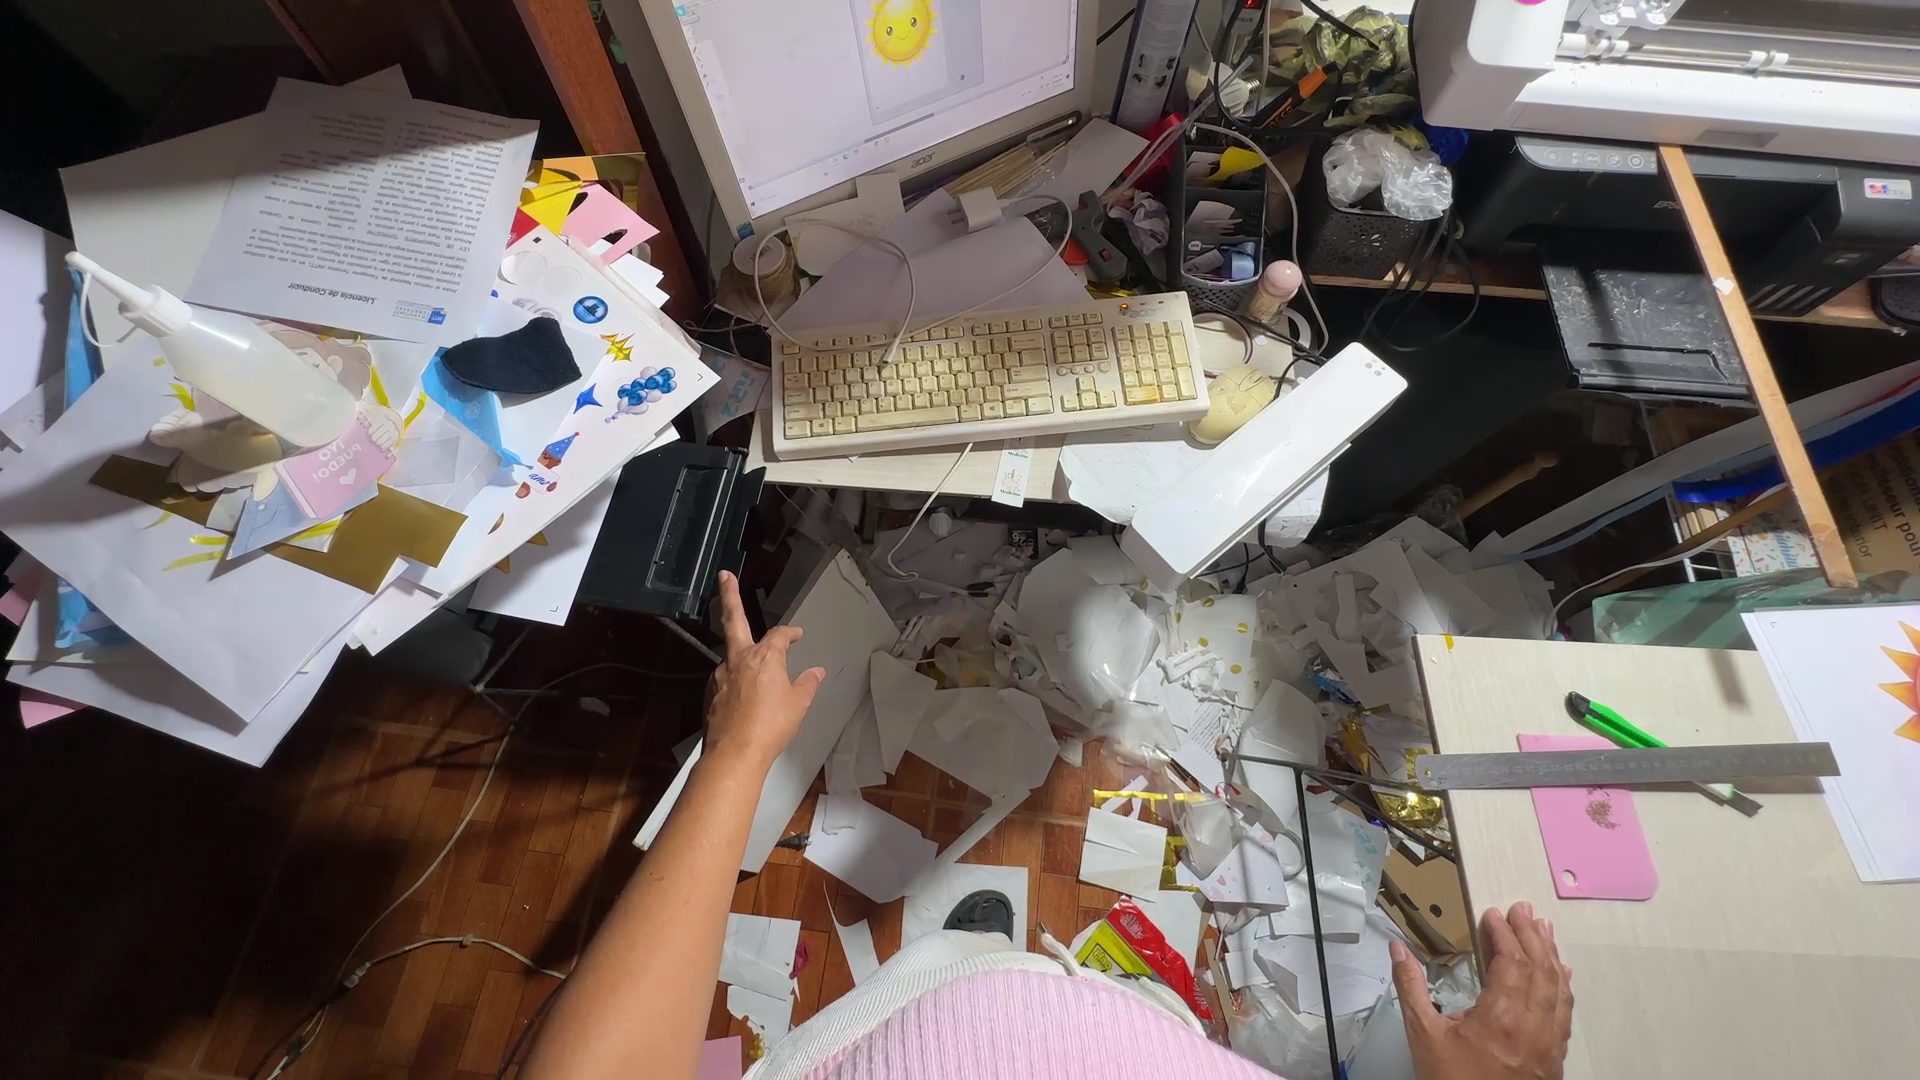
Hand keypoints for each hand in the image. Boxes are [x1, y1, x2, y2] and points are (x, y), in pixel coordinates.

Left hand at [703, 571, 825, 773]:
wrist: (735, 754)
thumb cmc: (768, 727)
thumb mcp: (798, 703)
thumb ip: (807, 683)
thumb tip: (816, 673)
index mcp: (765, 657)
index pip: (780, 635)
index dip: (790, 633)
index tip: (796, 635)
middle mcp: (739, 660)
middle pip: (733, 619)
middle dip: (729, 595)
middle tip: (725, 576)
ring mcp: (721, 676)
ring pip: (730, 654)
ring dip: (740, 651)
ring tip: (752, 661)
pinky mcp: (711, 693)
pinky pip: (725, 678)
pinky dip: (735, 678)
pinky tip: (744, 693)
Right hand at [1390, 901, 1573, 1079]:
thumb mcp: (1422, 1033)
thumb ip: (1411, 986)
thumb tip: (1397, 947)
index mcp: (1501, 1020)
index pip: (1511, 966)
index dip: (1505, 936)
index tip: (1493, 913)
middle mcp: (1533, 1030)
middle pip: (1541, 974)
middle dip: (1533, 938)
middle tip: (1524, 909)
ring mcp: (1548, 1047)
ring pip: (1559, 993)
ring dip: (1552, 958)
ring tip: (1544, 931)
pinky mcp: (1553, 1060)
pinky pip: (1565, 1015)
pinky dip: (1562, 988)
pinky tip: (1561, 976)